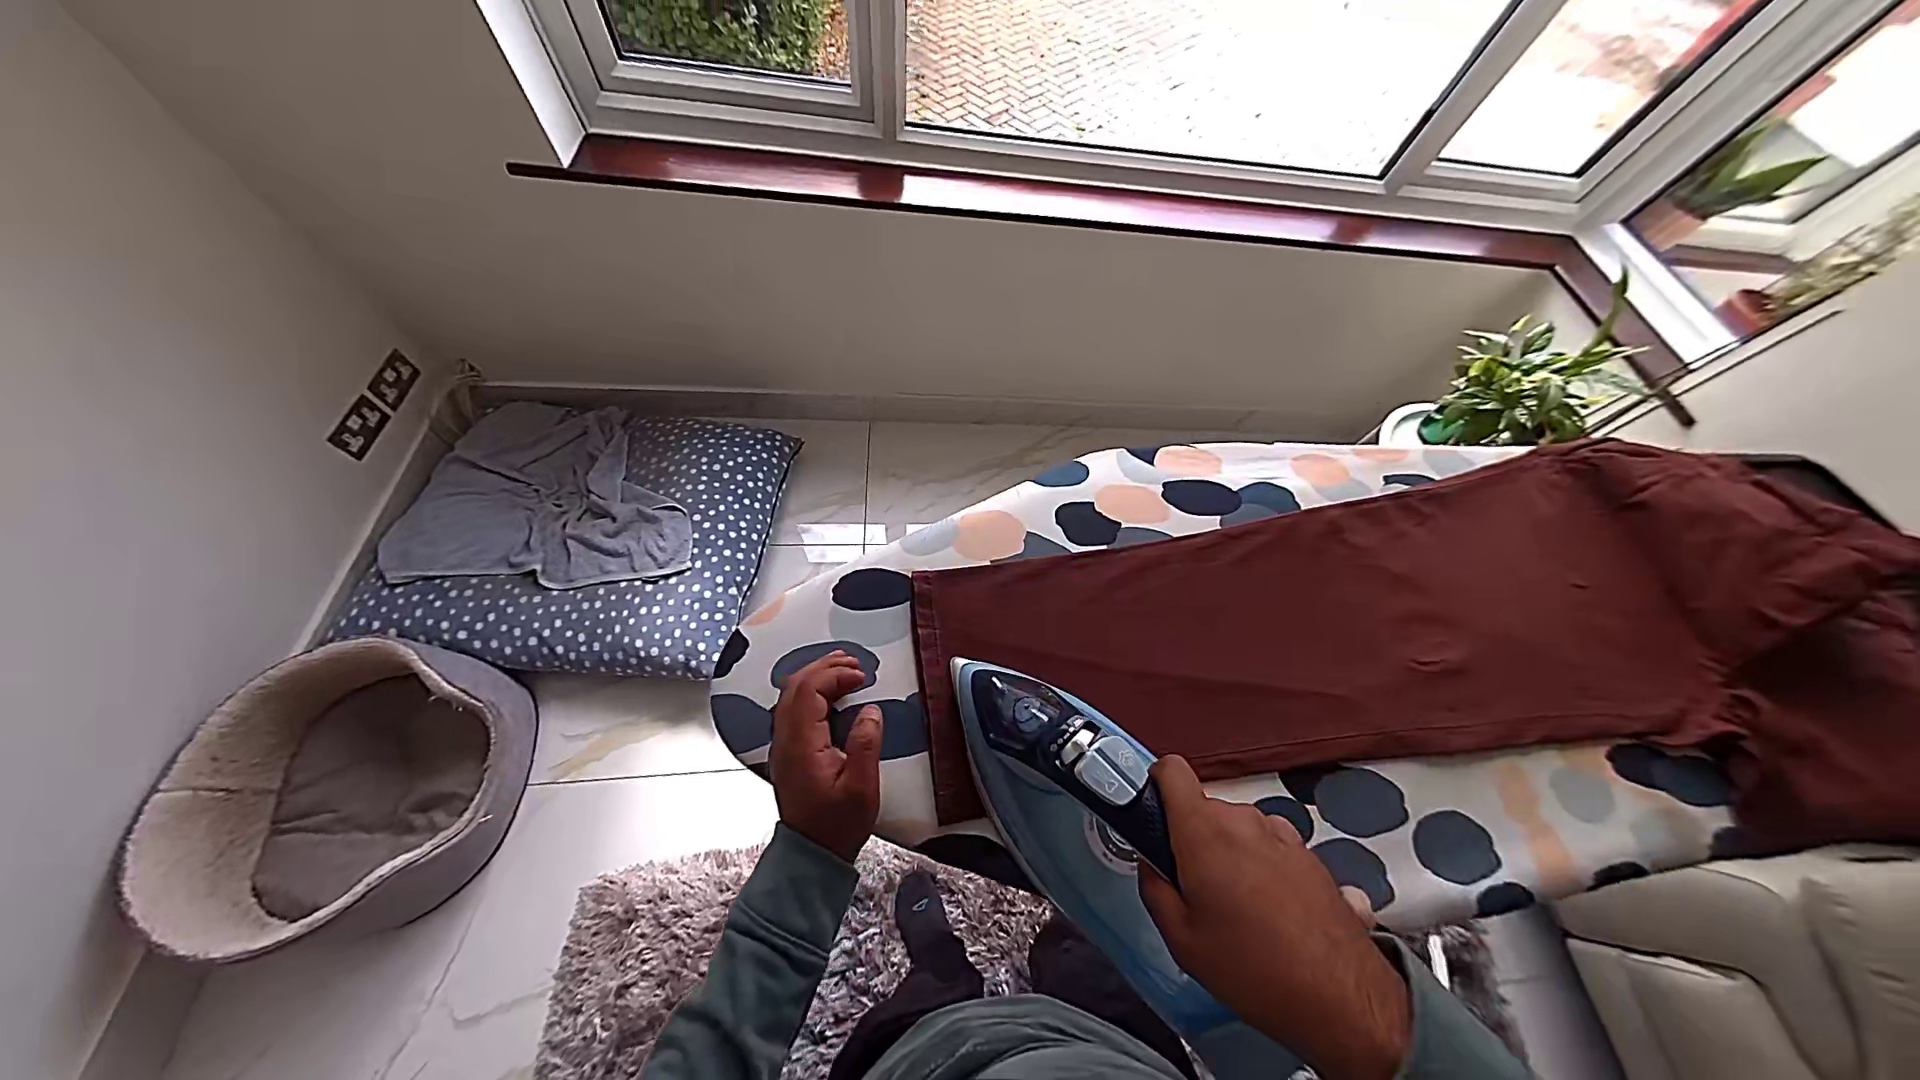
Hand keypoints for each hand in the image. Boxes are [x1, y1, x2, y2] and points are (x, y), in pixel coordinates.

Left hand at [769, 651, 883, 862]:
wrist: (812, 853)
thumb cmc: (837, 825)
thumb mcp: (862, 789)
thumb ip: (865, 745)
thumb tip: (871, 710)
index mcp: (800, 745)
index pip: (808, 692)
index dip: (834, 675)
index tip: (861, 677)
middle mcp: (785, 740)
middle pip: (795, 686)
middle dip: (824, 667)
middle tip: (853, 661)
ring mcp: (782, 744)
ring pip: (790, 695)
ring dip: (816, 675)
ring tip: (843, 667)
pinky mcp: (788, 749)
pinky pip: (793, 708)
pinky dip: (811, 690)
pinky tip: (830, 691)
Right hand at [1139, 756, 1410, 1079]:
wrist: (1344, 1002)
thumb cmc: (1259, 970)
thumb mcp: (1181, 939)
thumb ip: (1153, 888)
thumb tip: (1152, 868)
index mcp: (1203, 831)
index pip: (1171, 770)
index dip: (1156, 782)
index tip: (1153, 806)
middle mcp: (1243, 821)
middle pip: (1204, 809)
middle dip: (1193, 838)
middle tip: (1194, 886)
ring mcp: (1281, 835)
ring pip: (1238, 829)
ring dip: (1231, 854)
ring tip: (1237, 908)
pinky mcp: (1309, 855)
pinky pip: (1270, 847)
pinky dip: (1263, 868)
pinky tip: (1269, 914)